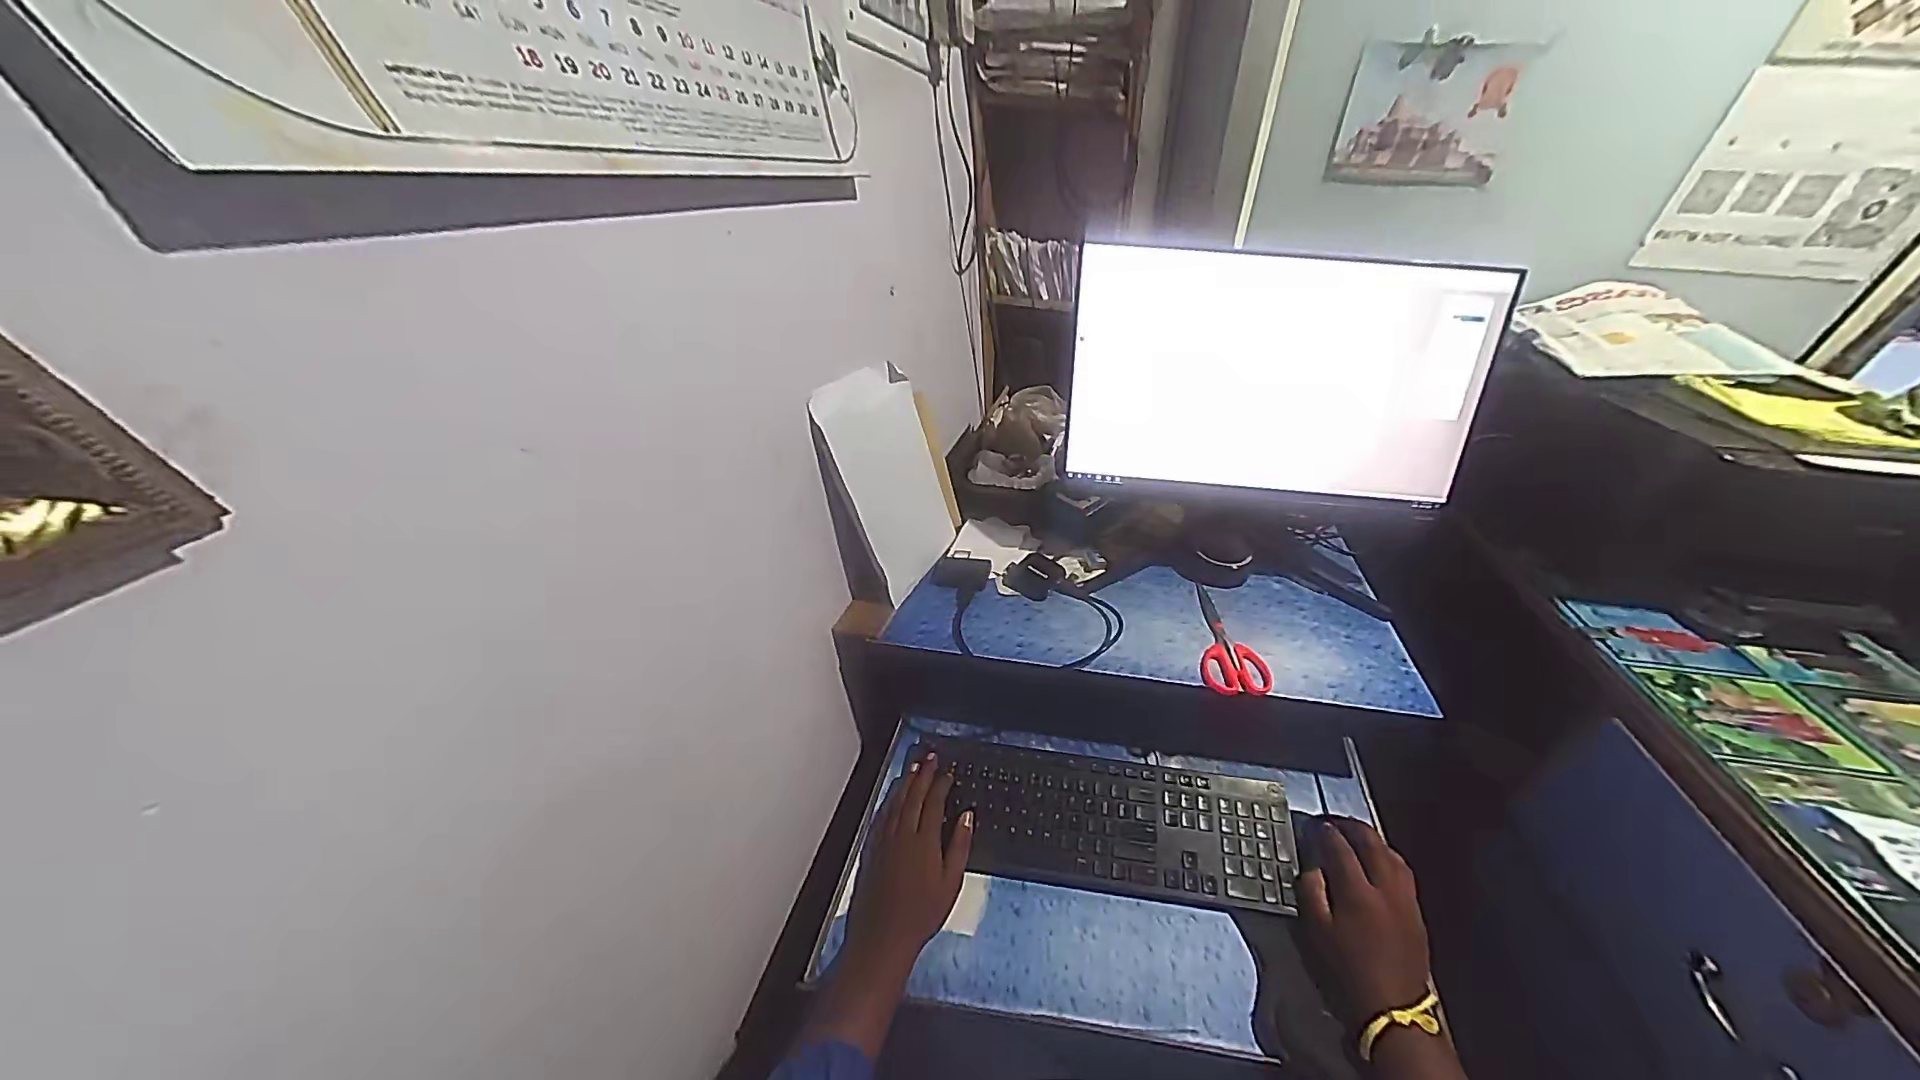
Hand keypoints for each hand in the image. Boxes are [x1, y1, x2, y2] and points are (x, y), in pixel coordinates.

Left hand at [846, 752, 974, 969]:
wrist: (882, 937)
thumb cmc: (920, 915)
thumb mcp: (951, 882)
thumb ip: (960, 844)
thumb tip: (966, 816)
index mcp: (924, 841)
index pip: (933, 802)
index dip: (941, 783)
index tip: (947, 772)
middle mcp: (901, 835)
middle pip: (912, 795)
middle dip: (923, 773)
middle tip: (929, 756)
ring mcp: (883, 840)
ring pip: (895, 801)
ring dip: (905, 781)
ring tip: (914, 767)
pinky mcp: (871, 848)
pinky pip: (881, 815)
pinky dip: (889, 800)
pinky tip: (892, 795)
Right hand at [1299, 817, 1430, 1021]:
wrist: (1392, 1010)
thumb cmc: (1345, 970)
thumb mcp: (1315, 930)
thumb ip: (1310, 890)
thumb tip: (1311, 865)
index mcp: (1358, 892)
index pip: (1338, 846)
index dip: (1323, 831)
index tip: (1311, 826)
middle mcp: (1386, 889)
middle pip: (1371, 842)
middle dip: (1349, 826)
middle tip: (1331, 822)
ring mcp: (1406, 900)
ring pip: (1391, 854)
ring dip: (1370, 839)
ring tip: (1352, 836)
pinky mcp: (1417, 912)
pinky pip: (1402, 871)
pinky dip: (1385, 856)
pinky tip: (1375, 861)